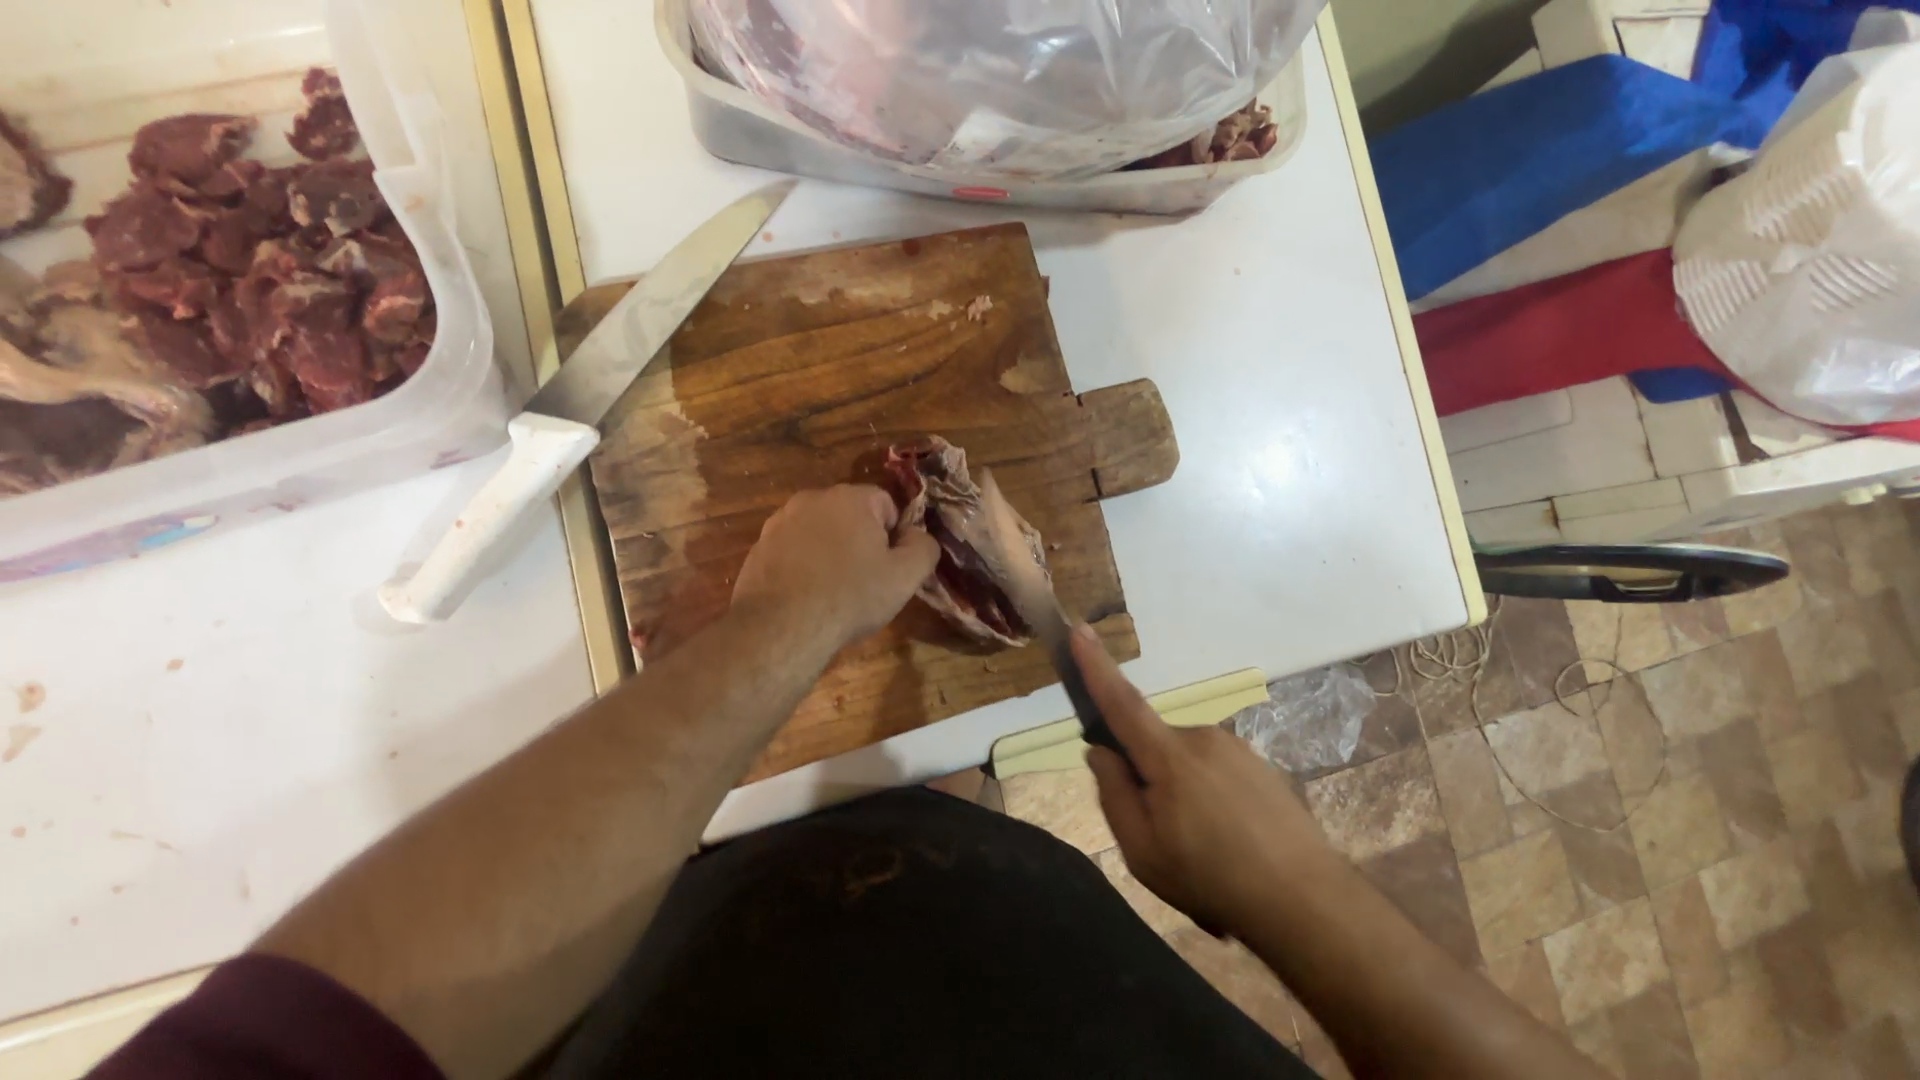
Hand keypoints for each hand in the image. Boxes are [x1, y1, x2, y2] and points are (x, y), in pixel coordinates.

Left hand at [733, 485, 940, 648]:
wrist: (782, 628)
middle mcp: (811, 499)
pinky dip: (802, 567)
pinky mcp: (758, 548)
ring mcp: (778, 523)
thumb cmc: (850, 597)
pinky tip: (806, 596)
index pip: (885, 504)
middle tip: (866, 581)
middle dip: (860, 541)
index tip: (890, 567)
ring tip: (833, 591)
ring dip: (830, 553)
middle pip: (850, 516)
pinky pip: (792, 551)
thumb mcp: (905, 576)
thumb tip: (918, 536)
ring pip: (819, 533)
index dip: (894, 536)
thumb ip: (924, 548)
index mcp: (849, 498)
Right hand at [1075, 625, 1341, 935]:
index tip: (1079, 630)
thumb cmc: (1212, 879)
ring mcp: (1237, 750)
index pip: (1122, 703)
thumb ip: (1113, 794)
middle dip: (1146, 779)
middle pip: (1153, 746)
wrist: (1306, 902)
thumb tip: (1101, 752)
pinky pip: (1216, 774)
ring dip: (1182, 796)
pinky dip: (1210, 803)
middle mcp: (1204, 738)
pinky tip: (1228, 846)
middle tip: (1161, 838)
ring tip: (1203, 853)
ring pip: (1184, 763)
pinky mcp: (1261, 767)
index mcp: (1170, 757)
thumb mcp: (1141, 851)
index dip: (1097, 667)